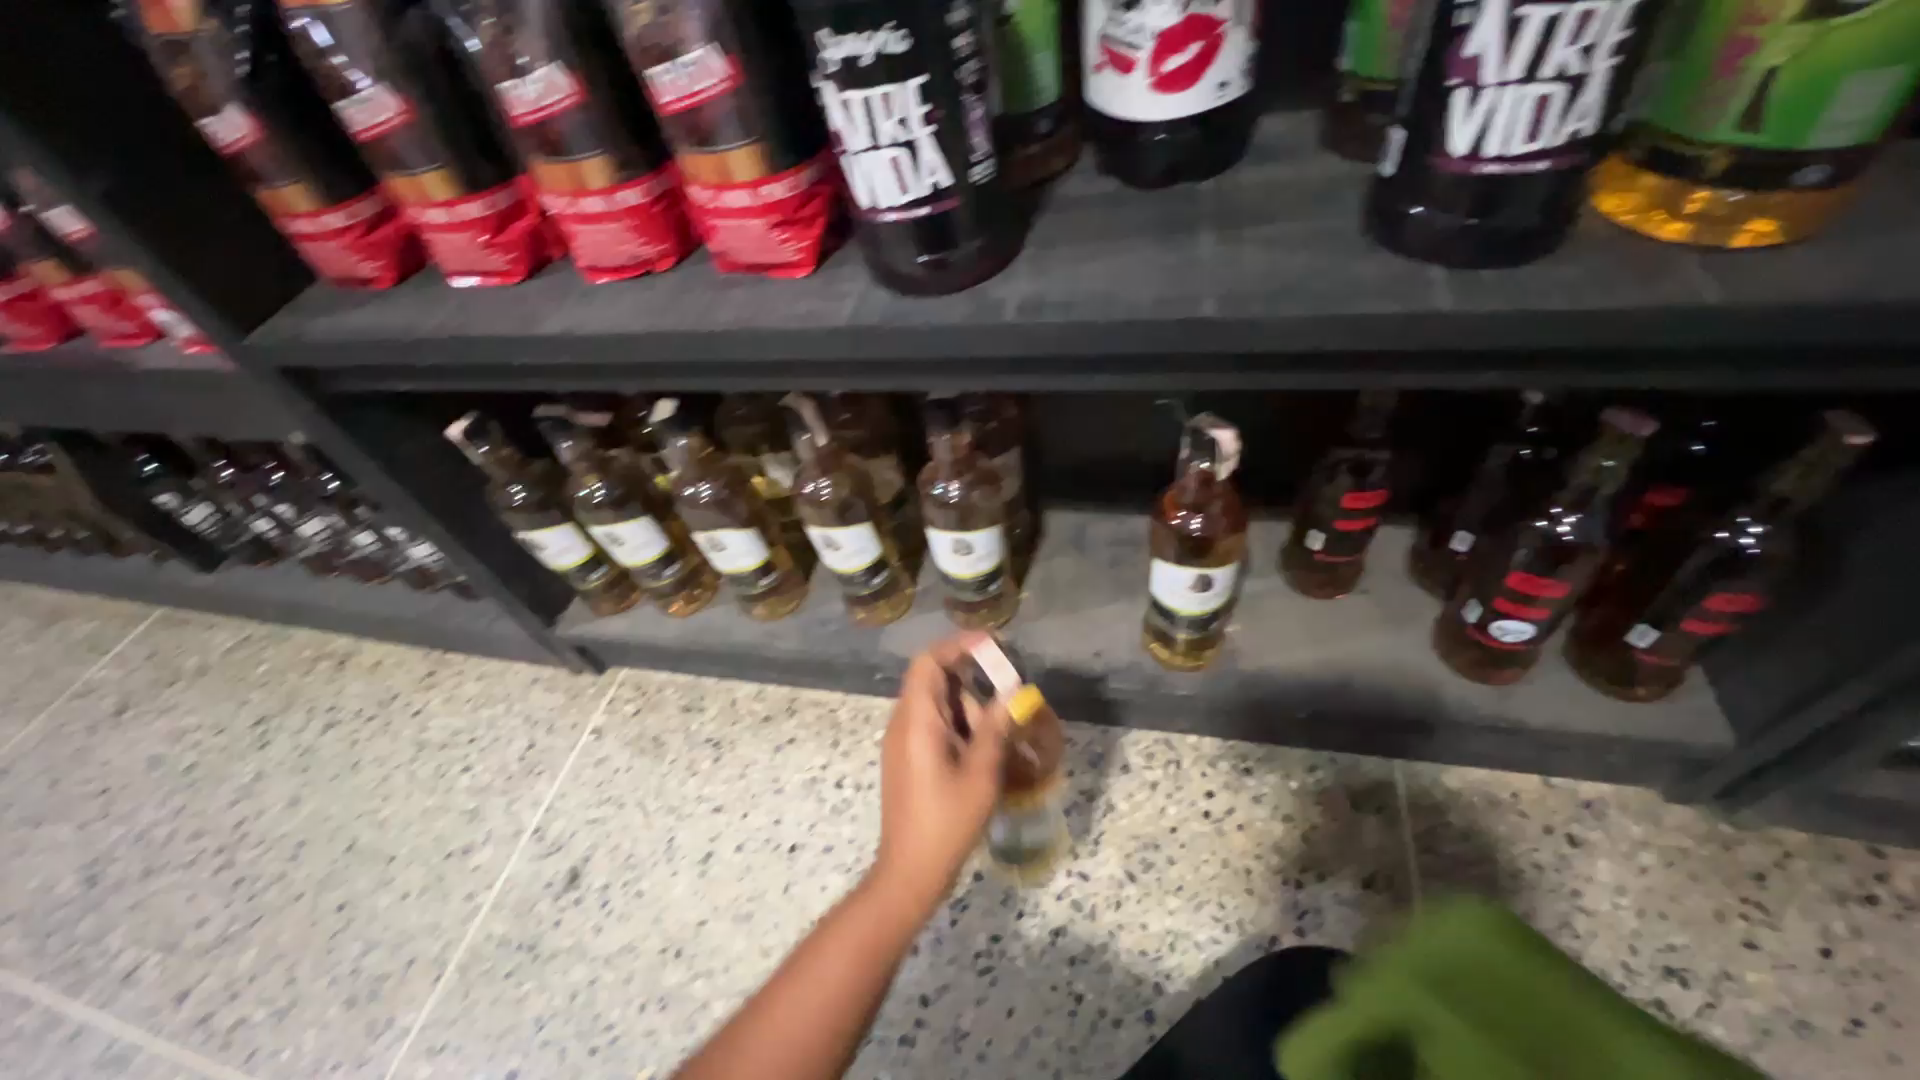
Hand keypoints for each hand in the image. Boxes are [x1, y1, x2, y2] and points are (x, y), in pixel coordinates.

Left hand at [870, 632, 1009, 915]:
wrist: (909, 871)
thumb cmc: (946, 822)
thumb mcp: (981, 774)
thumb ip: (995, 728)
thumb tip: (1011, 694)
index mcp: (916, 720)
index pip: (928, 662)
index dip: (958, 646)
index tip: (993, 646)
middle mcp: (902, 724)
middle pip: (934, 682)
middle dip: (972, 688)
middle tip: (1004, 709)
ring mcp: (901, 743)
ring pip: (937, 707)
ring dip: (968, 713)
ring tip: (996, 743)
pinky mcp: (906, 760)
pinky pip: (932, 728)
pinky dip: (959, 730)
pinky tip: (982, 756)